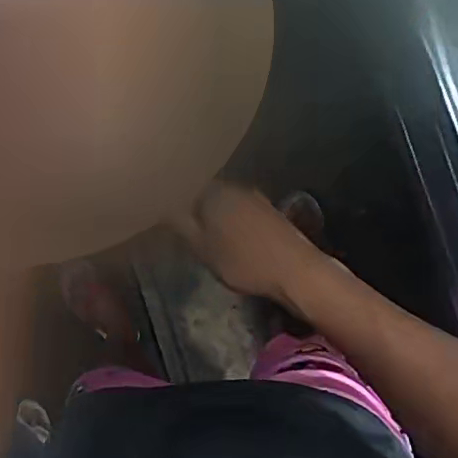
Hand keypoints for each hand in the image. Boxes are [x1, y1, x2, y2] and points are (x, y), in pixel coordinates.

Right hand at [170, 183, 329, 308]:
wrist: (295, 271)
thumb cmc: (243, 261)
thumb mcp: (202, 248)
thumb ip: (180, 224)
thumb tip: (162, 205)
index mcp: (215, 191)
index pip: (185, 186)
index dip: (174, 200)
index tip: (166, 215)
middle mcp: (236, 187)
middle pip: (206, 192)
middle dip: (194, 206)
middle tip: (184, 229)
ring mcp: (256, 198)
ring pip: (225, 202)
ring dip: (214, 215)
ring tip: (206, 236)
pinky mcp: (271, 212)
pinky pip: (241, 211)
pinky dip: (232, 222)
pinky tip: (232, 239)